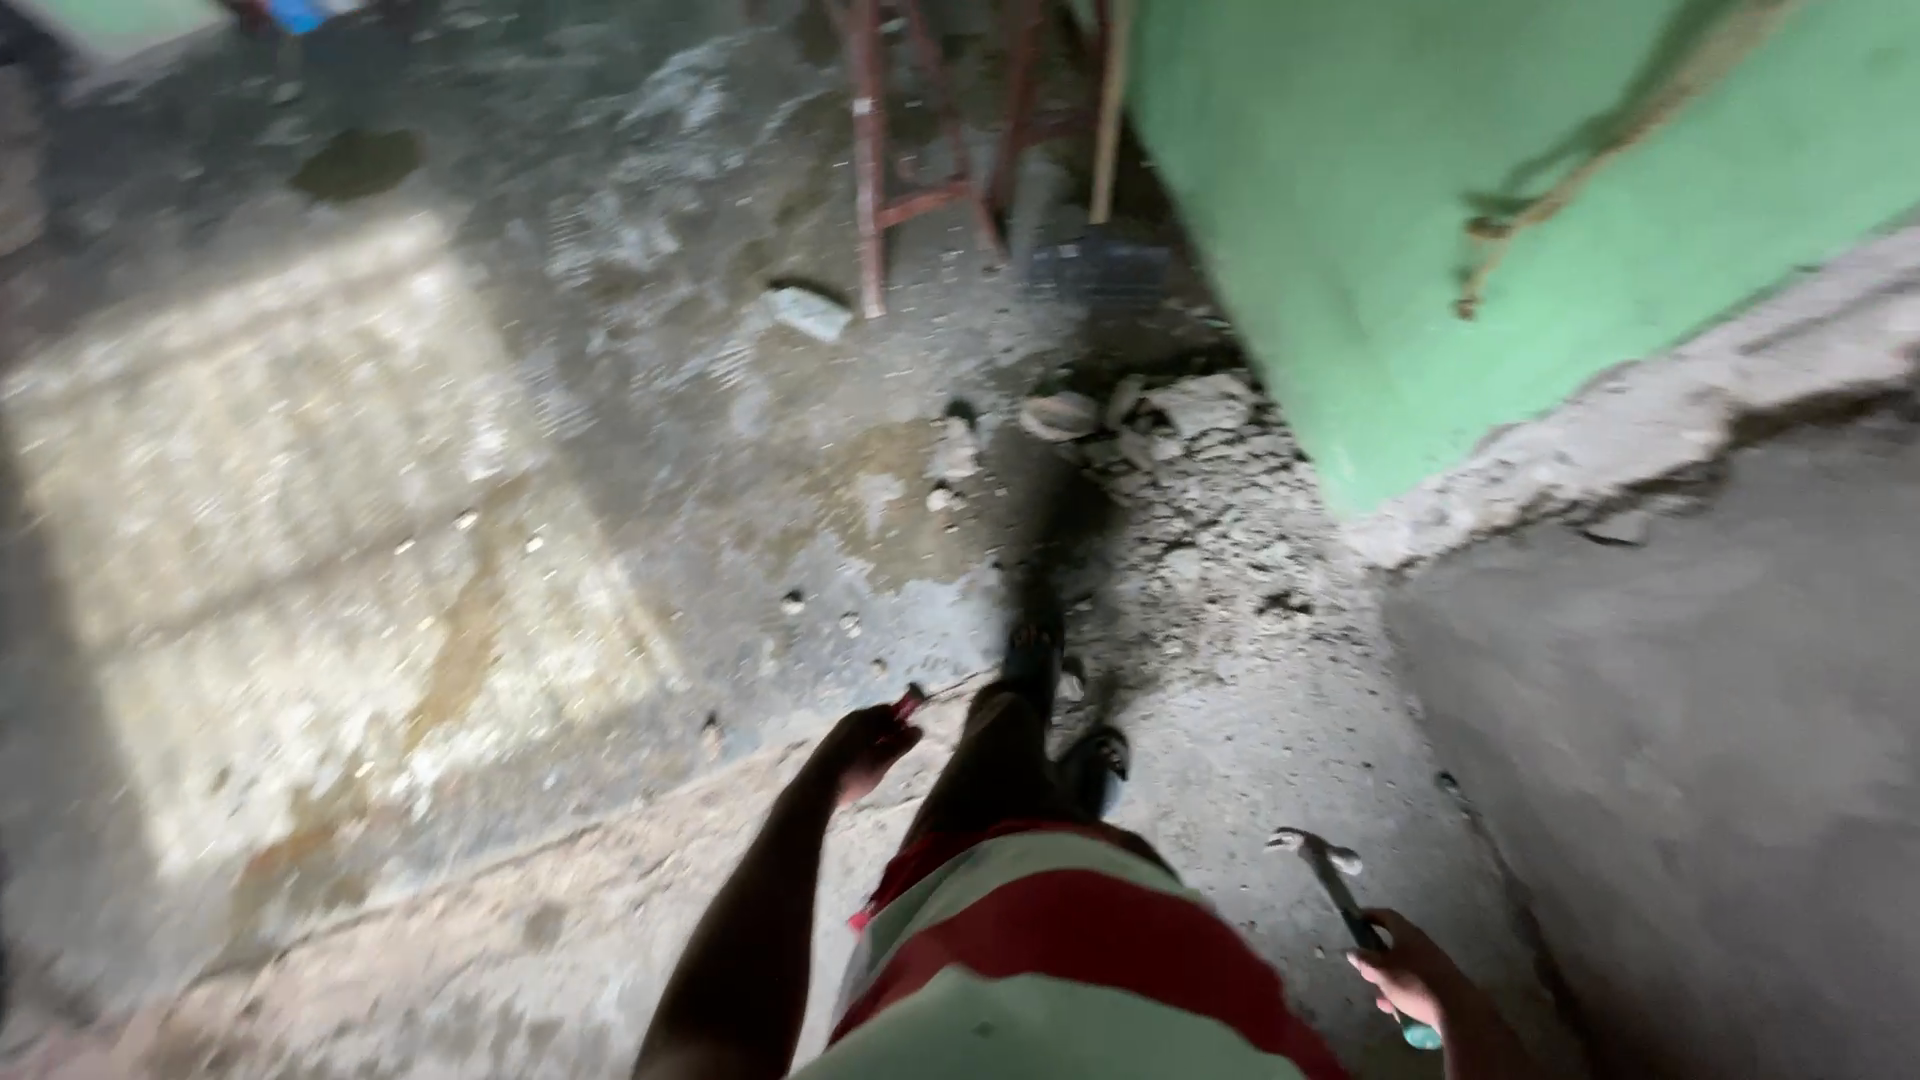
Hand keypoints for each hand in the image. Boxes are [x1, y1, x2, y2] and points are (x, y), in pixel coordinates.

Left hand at [806, 704, 923, 805]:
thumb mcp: (883, 760)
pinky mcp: (830, 742)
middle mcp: (851, 718)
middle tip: (894, 753)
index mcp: (865, 718)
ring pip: (864, 729)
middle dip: (888, 732)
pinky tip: (861, 765)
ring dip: (875, 740)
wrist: (817, 786)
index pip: (889, 710)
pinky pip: (853, 737)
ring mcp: (839, 730)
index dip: (901, 722)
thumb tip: (918, 729)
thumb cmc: (855, 772)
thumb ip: (902, 744)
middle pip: (876, 719)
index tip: (907, 739)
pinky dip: (862, 745)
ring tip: (878, 762)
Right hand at [1346, 908, 1478, 1029]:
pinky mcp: (1444, 987)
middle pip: (1395, 946)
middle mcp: (1423, 945)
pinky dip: (1405, 994)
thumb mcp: (1382, 971)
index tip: (1357, 920)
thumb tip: (1352, 952)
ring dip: (1390, 982)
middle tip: (1366, 971)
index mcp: (1407, 934)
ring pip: (1405, 969)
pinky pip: (1417, 985)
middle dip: (1378, 960)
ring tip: (1382, 1001)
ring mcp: (1436, 966)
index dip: (1370, 915)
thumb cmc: (1415, 983)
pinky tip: (1399, 1012)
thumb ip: (1364, 960)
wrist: (1461, 1013)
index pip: (1386, 916)